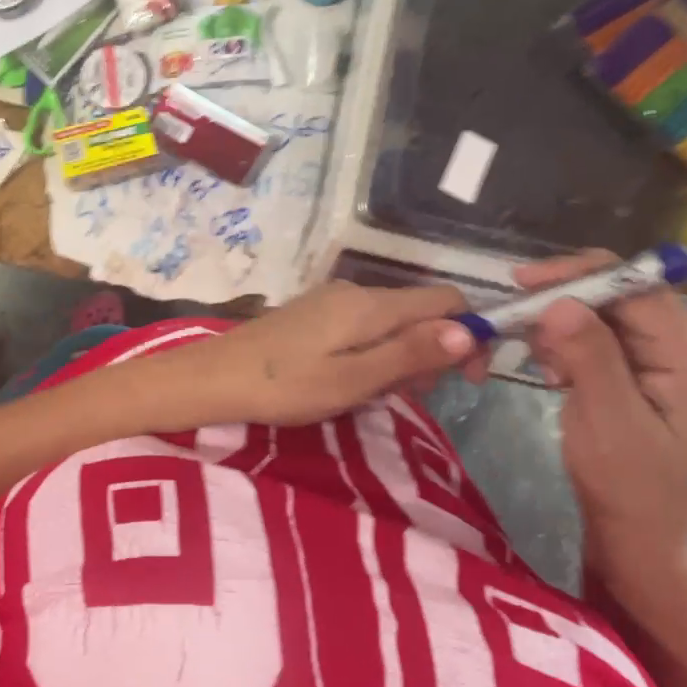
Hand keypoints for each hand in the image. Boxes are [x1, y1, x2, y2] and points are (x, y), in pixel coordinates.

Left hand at [194, 281, 477, 426]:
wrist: (217, 378)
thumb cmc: (288, 385)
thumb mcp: (356, 379)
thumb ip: (411, 353)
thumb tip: (469, 330)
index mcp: (370, 304)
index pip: (445, 300)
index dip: (468, 335)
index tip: (466, 379)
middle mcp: (355, 292)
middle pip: (420, 313)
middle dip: (431, 353)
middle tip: (408, 394)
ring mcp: (331, 301)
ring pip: (392, 324)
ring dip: (400, 359)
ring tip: (373, 394)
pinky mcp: (314, 315)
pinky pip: (364, 328)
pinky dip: (373, 355)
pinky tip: (352, 383)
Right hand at [521, 252, 686, 565]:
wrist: (635, 525)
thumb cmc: (626, 480)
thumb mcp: (607, 420)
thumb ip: (589, 358)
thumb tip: (560, 303)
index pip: (638, 289)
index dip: (581, 276)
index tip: (523, 281)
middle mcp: (684, 346)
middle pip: (619, 293)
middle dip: (564, 298)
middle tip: (517, 317)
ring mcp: (661, 355)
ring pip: (601, 309)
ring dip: (560, 321)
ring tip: (538, 356)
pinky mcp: (637, 365)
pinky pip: (595, 330)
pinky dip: (564, 338)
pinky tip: (551, 367)